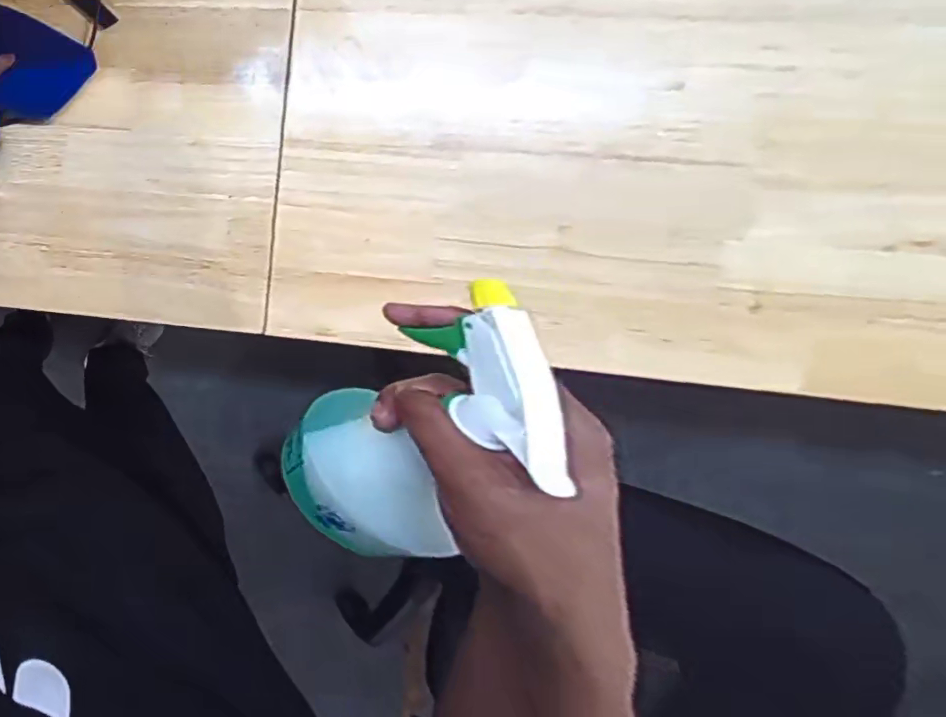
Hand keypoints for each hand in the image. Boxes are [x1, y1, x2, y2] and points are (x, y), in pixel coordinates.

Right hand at [373, 304, 631, 660]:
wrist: (559, 628)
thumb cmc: (532, 557)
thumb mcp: (474, 484)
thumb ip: (433, 424)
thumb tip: (401, 392)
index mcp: (561, 420)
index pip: (505, 347)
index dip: (451, 322)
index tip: (399, 318)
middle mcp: (551, 425)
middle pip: (479, 373)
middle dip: (421, 380)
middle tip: (384, 404)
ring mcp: (534, 448)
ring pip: (467, 402)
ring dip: (421, 407)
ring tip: (390, 430)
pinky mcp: (514, 468)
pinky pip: (467, 427)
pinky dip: (432, 426)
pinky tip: (413, 442)